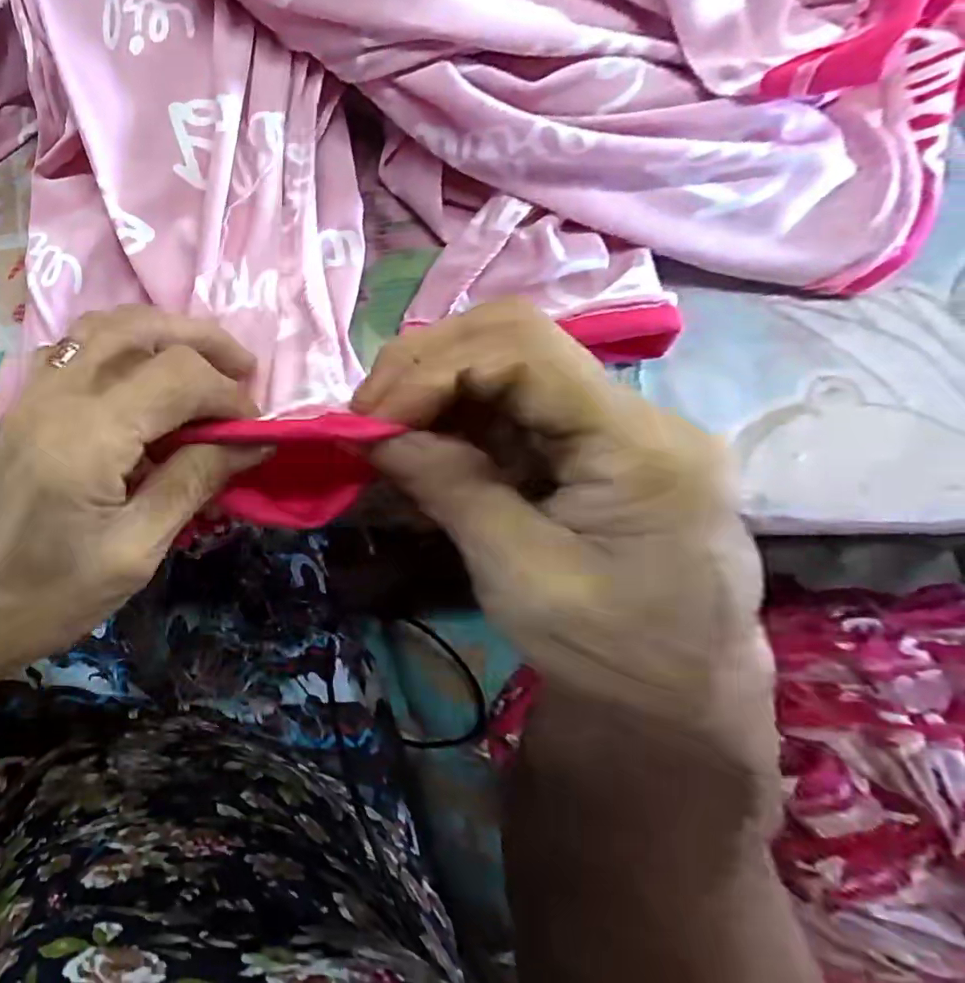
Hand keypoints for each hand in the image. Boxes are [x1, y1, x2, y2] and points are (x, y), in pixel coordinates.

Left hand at [0, 306, 266, 738]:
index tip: (254, 430)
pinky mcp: (18, 412)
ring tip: (196, 364)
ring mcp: (29, 399)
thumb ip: (192, 482)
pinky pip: (67, 353)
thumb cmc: (55, 595)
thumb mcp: (135, 551)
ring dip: (154, 333)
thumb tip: (252, 440)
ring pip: (97, 329)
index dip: (227, 395)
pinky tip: (131, 381)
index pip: (176, 375)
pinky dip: (109, 349)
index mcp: (87, 435)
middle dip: (199, 340)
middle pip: (136, 328)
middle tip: (242, 370)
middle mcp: (54, 398)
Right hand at [352, 301, 776, 771]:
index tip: (371, 424)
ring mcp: (601, 424)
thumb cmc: (607, 646)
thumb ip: (449, 487)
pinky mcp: (574, 444)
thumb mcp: (518, 571)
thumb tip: (370, 434)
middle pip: (509, 335)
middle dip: (420, 367)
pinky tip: (411, 445)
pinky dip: (439, 412)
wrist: (670, 699)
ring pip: (496, 358)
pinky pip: (496, 400)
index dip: (431, 373)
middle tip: (364, 419)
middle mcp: (626, 413)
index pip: (522, 352)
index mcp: (634, 443)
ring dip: (423, 386)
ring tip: (378, 432)